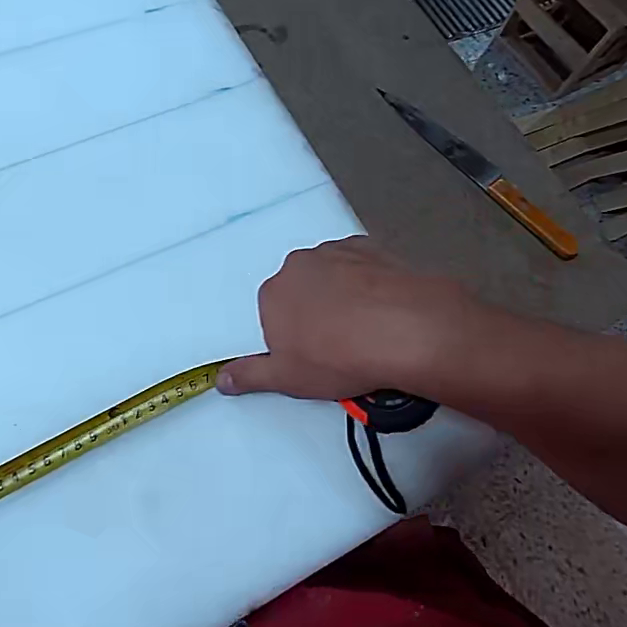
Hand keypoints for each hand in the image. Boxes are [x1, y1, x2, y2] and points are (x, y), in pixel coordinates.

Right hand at [218, 235, 478, 401]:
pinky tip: (382, 305)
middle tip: (341, 345)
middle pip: (301, 291)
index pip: (273, 315)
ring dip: (341, 295)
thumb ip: (250, 375)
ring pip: (331, 276)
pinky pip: (360, 265)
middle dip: (315, 314)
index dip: (293, 338)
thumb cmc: (341, 356)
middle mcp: (298, 265)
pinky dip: (367, 280)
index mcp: (272, 293)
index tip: (314, 356)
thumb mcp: (287, 378)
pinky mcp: (370, 248)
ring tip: (367, 327)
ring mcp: (335, 252)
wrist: (405, 330)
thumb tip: (221, 379)